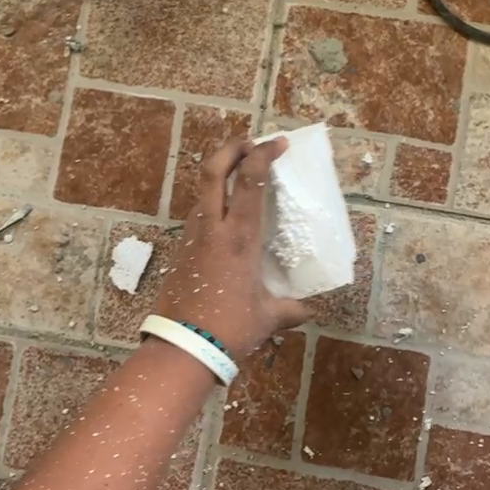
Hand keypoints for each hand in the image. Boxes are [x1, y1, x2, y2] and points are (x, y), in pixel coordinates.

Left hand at [153, 138, 312, 359]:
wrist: (182, 347)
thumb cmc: (229, 328)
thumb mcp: (268, 318)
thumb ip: (291, 309)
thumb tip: (309, 310)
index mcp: (239, 237)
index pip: (251, 181)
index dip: (264, 154)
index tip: (278, 143)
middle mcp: (213, 229)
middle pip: (213, 171)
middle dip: (231, 148)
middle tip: (250, 142)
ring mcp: (192, 238)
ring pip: (203, 192)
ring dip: (220, 176)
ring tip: (239, 176)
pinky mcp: (181, 251)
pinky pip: (198, 216)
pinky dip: (213, 204)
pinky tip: (226, 219)